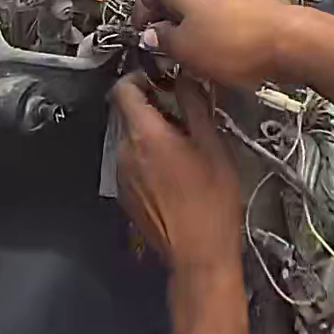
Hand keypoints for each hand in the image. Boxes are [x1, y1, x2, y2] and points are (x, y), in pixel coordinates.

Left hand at [110, 75, 241, 272]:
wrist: (199, 256)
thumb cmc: (211, 202)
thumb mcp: (212, 145)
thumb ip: (195, 105)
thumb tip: (185, 79)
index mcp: (145, 134)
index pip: (122, 89)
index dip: (138, 77)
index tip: (158, 80)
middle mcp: (125, 150)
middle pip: (127, 112)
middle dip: (151, 107)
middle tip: (180, 116)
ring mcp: (121, 172)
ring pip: (130, 137)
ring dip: (150, 133)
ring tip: (181, 148)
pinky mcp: (124, 192)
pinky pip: (130, 160)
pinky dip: (146, 156)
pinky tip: (172, 172)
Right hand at [132, 0, 317, 88]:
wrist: (291, 42)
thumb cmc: (233, 43)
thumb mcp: (184, 48)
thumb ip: (162, 39)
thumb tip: (150, 34)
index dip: (141, 9)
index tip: (140, 31)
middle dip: (166, 23)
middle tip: (163, 49)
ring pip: (199, 12)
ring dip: (190, 32)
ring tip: (190, 59)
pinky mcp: (252, 12)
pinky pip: (222, 22)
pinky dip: (214, 38)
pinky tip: (219, 60)